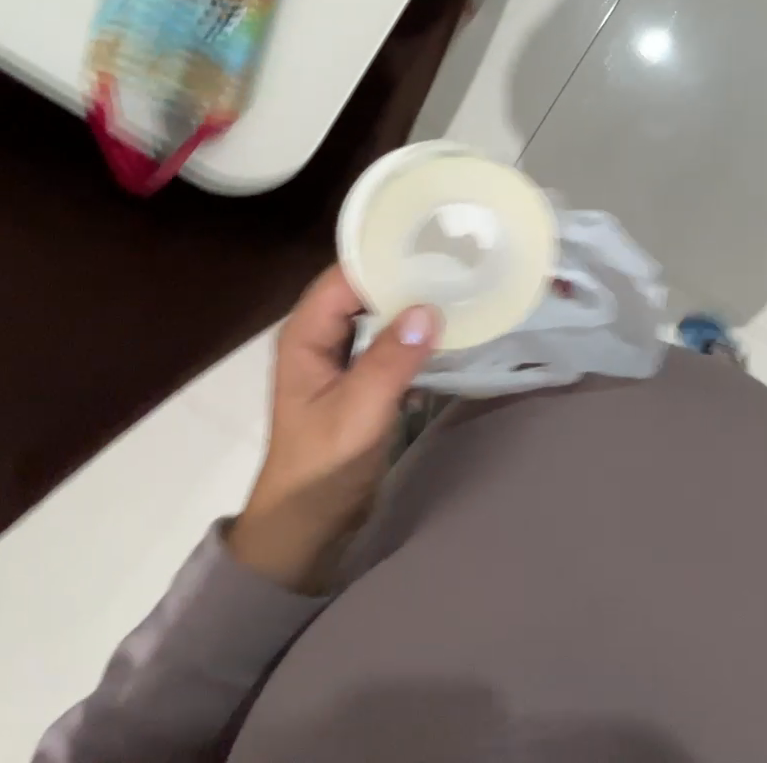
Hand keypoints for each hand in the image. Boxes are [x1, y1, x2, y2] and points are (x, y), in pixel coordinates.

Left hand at [228, 266, 438, 591]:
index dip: (384, 256)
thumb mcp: (357, 413)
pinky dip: (416, 332)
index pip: (346, 276)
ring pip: (380, 313)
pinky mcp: (361, 376)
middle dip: (406, 274)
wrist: (308, 524)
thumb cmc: (322, 468)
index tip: (433, 242)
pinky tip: (450, 327)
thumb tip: (429, 309)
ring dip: (414, 303)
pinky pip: (390, 339)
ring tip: (461, 285)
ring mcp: (341, 356)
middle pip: (365, 288)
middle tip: (459, 260)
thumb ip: (390, 360)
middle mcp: (321, 335)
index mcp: (305, 334)